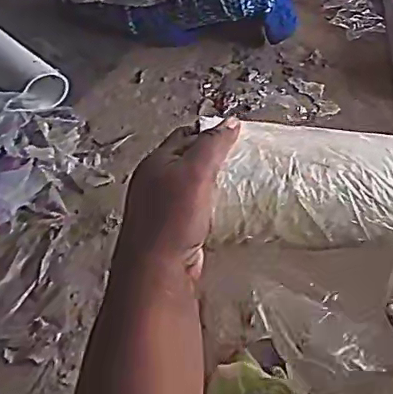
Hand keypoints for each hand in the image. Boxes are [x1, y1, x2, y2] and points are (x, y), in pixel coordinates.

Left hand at [118, 119, 241, 279]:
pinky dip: (210, 203)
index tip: (235, 134)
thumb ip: (213, 144)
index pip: (185, 134)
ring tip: (236, 181)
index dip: (209, 131)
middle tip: (238, 157)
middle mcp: (154, 182)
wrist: (158, 271)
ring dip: (212, 181)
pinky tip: (224, 208)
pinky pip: (195, 207)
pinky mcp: (173, 228)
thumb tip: (230, 122)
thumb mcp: (197, 172)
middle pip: (187, 159)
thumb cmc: (173, 219)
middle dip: (212, 156)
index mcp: (154, 162)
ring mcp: (161, 207)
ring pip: (192, 184)